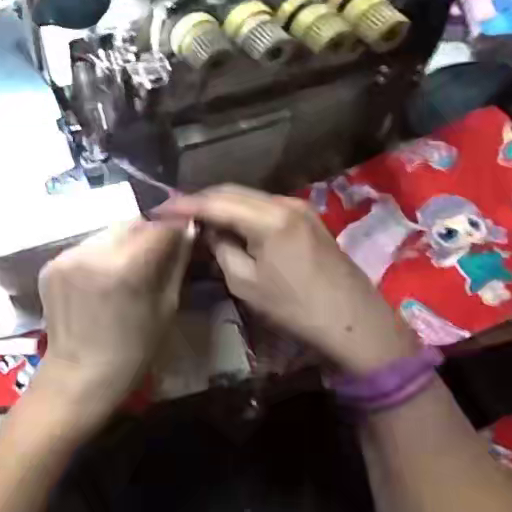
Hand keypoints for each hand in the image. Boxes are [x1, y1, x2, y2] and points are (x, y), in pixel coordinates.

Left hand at [34, 219, 193, 421]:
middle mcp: (92, 254)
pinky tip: (99, 281)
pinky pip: (84, 249)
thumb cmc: (132, 351)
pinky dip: (97, 256)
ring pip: (105, 234)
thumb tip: (186, 230)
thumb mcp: (165, 307)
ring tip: (125, 270)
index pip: (158, 226)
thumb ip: (175, 263)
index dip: (174, 227)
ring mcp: (66, 258)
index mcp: (125, 268)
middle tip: (155, 254)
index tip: (182, 233)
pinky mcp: (50, 265)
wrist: (79, 375)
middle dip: (146, 234)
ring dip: (120, 243)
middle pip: (129, 225)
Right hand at [157, 185, 415, 372]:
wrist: (352, 319)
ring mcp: (299, 208)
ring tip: (195, 219)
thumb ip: (221, 250)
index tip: (159, 209)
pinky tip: (227, 225)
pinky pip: (264, 207)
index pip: (216, 202)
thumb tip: (208, 232)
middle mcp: (284, 203)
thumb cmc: (295, 307)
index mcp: (268, 218)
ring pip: (248, 197)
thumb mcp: (245, 283)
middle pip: (232, 192)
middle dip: (201, 200)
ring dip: (221, 205)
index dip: (184, 205)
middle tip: (172, 212)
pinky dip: (240, 212)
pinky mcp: (306, 219)